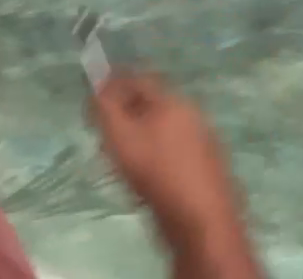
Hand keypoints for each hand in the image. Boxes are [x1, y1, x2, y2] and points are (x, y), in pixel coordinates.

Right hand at [92, 74, 244, 239]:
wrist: (201, 223)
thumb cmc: (153, 169)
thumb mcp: (115, 130)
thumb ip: (102, 101)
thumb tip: (97, 81)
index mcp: (174, 103)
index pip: (136, 79)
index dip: (110, 83)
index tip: (93, 98)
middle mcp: (195, 118)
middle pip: (150, 104)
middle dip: (123, 112)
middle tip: (103, 127)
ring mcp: (207, 145)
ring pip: (161, 128)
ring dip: (138, 133)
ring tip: (119, 153)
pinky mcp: (209, 170)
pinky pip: (174, 149)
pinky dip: (156, 152)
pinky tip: (144, 171)